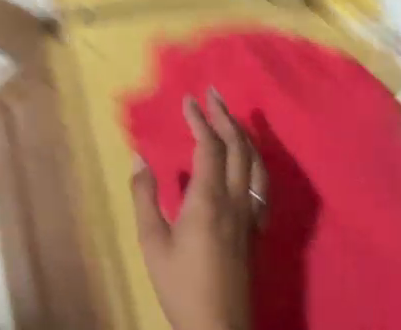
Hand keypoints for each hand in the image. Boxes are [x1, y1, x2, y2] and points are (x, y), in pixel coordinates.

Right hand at [131, 91, 263, 329]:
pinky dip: (255, 163)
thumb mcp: (151, 240)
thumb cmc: (179, 284)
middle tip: (212, 94)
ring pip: (256, 167)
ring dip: (245, 137)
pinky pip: (261, 187)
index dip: (200, 120)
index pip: (210, 148)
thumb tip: (139, 157)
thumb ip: (144, 195)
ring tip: (231, 118)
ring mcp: (251, 219)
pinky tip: (247, 162)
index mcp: (209, 202)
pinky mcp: (256, 233)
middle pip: (239, 150)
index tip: (188, 99)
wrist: (219, 328)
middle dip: (226, 118)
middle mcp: (236, 204)